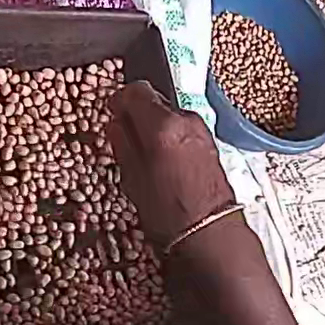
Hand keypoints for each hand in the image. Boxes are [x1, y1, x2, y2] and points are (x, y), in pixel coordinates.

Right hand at [105, 80, 235, 244]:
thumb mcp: (133, 180)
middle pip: (155, 101)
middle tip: (127, 140)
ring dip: (156, 128)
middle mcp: (185, 120)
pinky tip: (166, 164)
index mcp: (162, 126)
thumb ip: (123, 144)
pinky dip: (172, 139)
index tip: (114, 114)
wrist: (210, 233)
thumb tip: (116, 124)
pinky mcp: (211, 143)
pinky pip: (184, 131)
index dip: (120, 101)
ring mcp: (202, 131)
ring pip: (170, 116)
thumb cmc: (169, 214)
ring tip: (148, 158)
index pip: (136, 91)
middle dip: (139, 116)